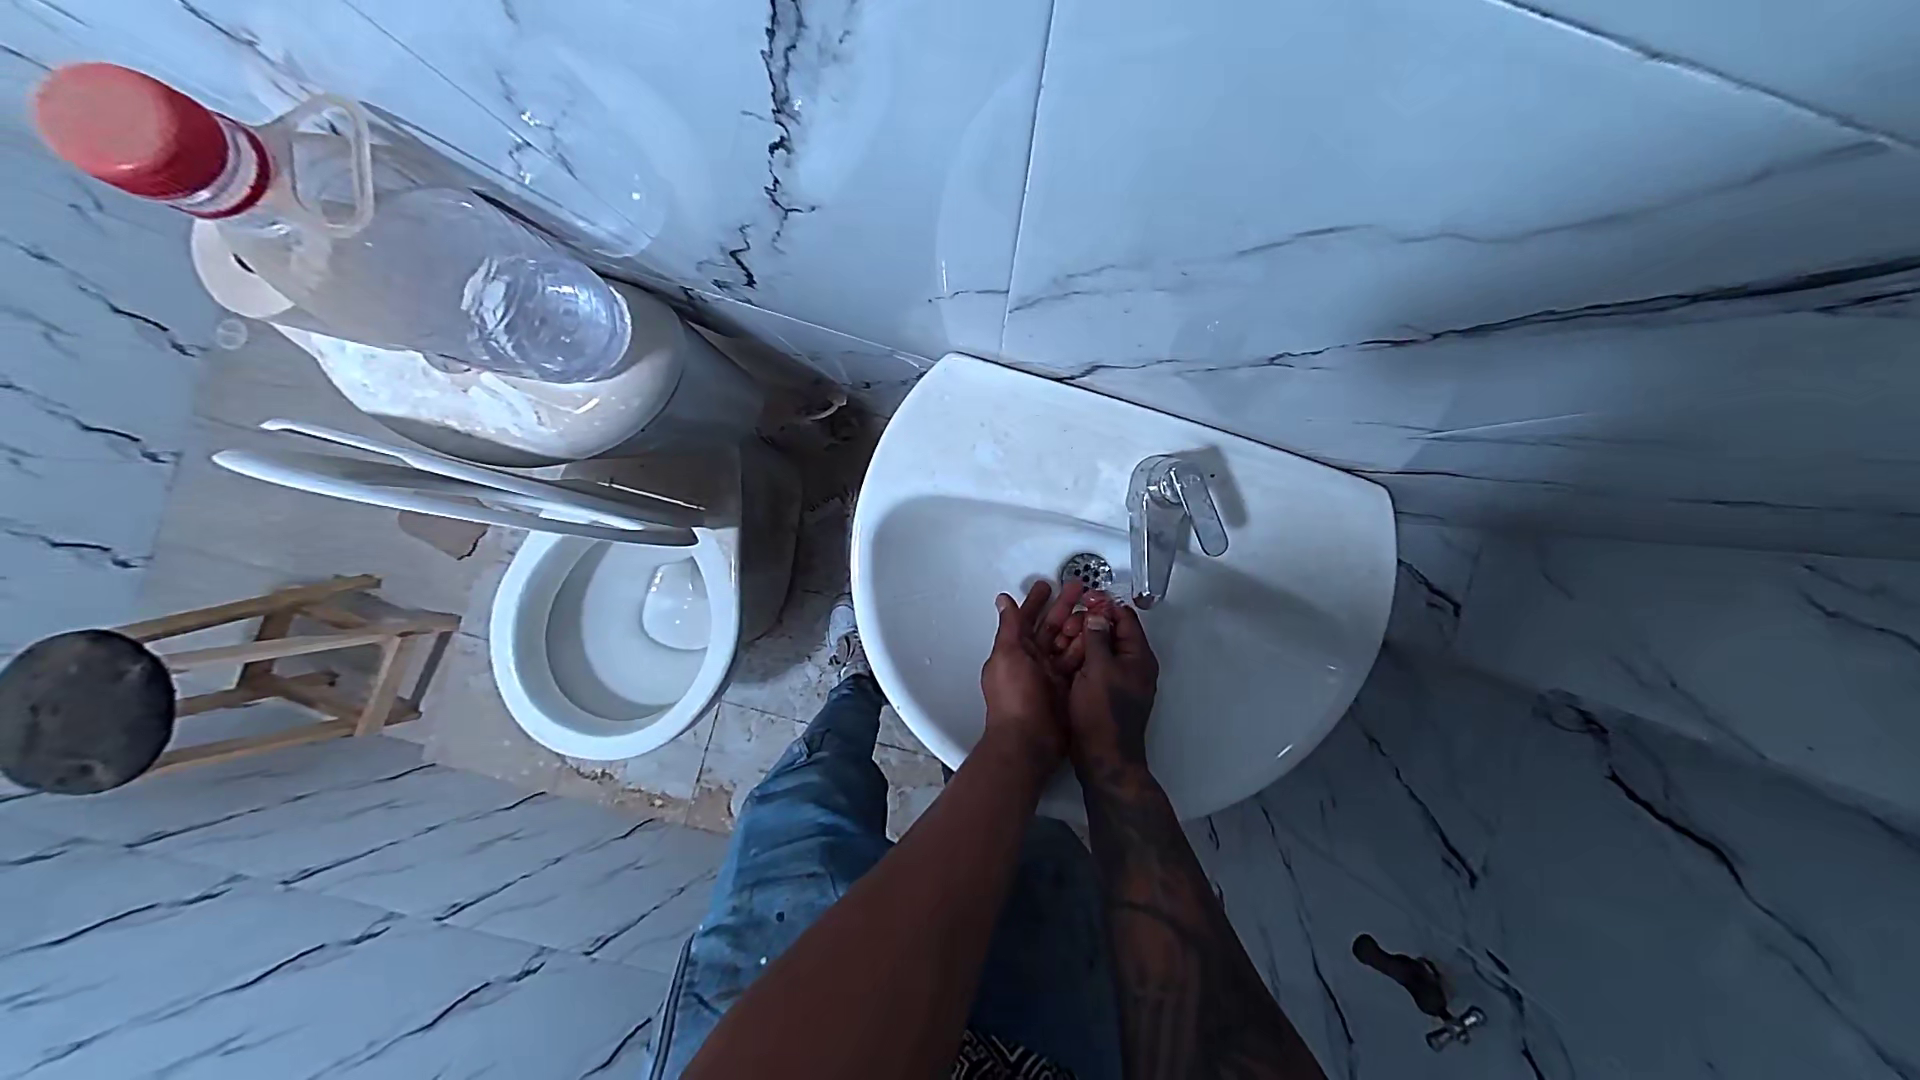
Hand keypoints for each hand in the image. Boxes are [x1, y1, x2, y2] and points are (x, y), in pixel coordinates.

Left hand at [981, 579, 1085, 764]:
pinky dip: (1090, 649)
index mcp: (1015, 652)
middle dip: (1064, 608)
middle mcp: (1033, 662)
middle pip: (1051, 628)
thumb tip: (1002, 602)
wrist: (1029, 741)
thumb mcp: (1007, 656)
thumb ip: (1009, 627)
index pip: (1026, 619)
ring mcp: (1051, 675)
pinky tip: (1100, 635)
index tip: (1046, 586)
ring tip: (1095, 609)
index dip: (1036, 601)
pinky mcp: (1068, 689)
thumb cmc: (1013, 700)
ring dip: (1080, 626)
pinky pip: (1080, 663)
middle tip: (1079, 590)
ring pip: (1068, 643)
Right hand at [1052, 592, 1159, 776]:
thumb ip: (1097, 637)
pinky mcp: (1103, 693)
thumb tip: (1097, 616)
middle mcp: (1131, 667)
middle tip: (1069, 621)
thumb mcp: (1099, 669)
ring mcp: (1117, 681)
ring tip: (1061, 637)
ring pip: (1098, 649)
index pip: (1125, 619)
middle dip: (1089, 622)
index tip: (1085, 598)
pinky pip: (1091, 667)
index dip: (1105, 605)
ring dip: (1081, 640)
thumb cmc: (1104, 717)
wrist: (1101, 757)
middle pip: (1110, 632)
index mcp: (1137, 658)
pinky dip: (1078, 658)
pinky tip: (1062, 657)